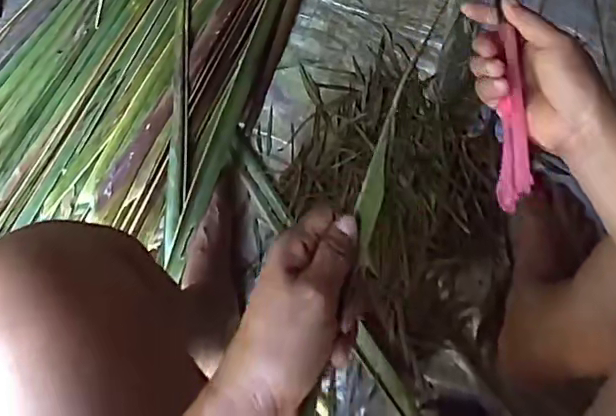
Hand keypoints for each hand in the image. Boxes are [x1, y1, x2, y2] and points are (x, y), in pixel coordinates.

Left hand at [200, 206, 359, 415]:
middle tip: (343, 313)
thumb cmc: (285, 341)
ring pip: (344, 293)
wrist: (260, 403)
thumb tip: (350, 218)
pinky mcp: (309, 328)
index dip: (348, 235)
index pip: (329, 219)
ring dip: (347, 320)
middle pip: (343, 259)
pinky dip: (339, 340)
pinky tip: (332, 358)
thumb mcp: (316, 292)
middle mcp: (298, 267)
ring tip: (335, 342)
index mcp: (293, 247)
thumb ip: (335, 254)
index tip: (356, 261)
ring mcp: (303, 298)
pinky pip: (337, 322)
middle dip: (352, 289)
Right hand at [464, 0, 615, 155]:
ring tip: (502, 76)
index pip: (504, 21)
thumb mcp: (555, 43)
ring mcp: (510, 80)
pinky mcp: (504, 102)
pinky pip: (484, 89)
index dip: (485, 13)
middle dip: (484, 45)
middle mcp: (518, 57)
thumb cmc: (573, 80)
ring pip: (480, 66)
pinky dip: (490, 89)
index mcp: (533, 39)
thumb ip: (527, 21)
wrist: (580, 127)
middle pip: (486, 43)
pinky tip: (504, 92)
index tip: (466, 9)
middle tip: (492, 53)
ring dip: (485, 67)